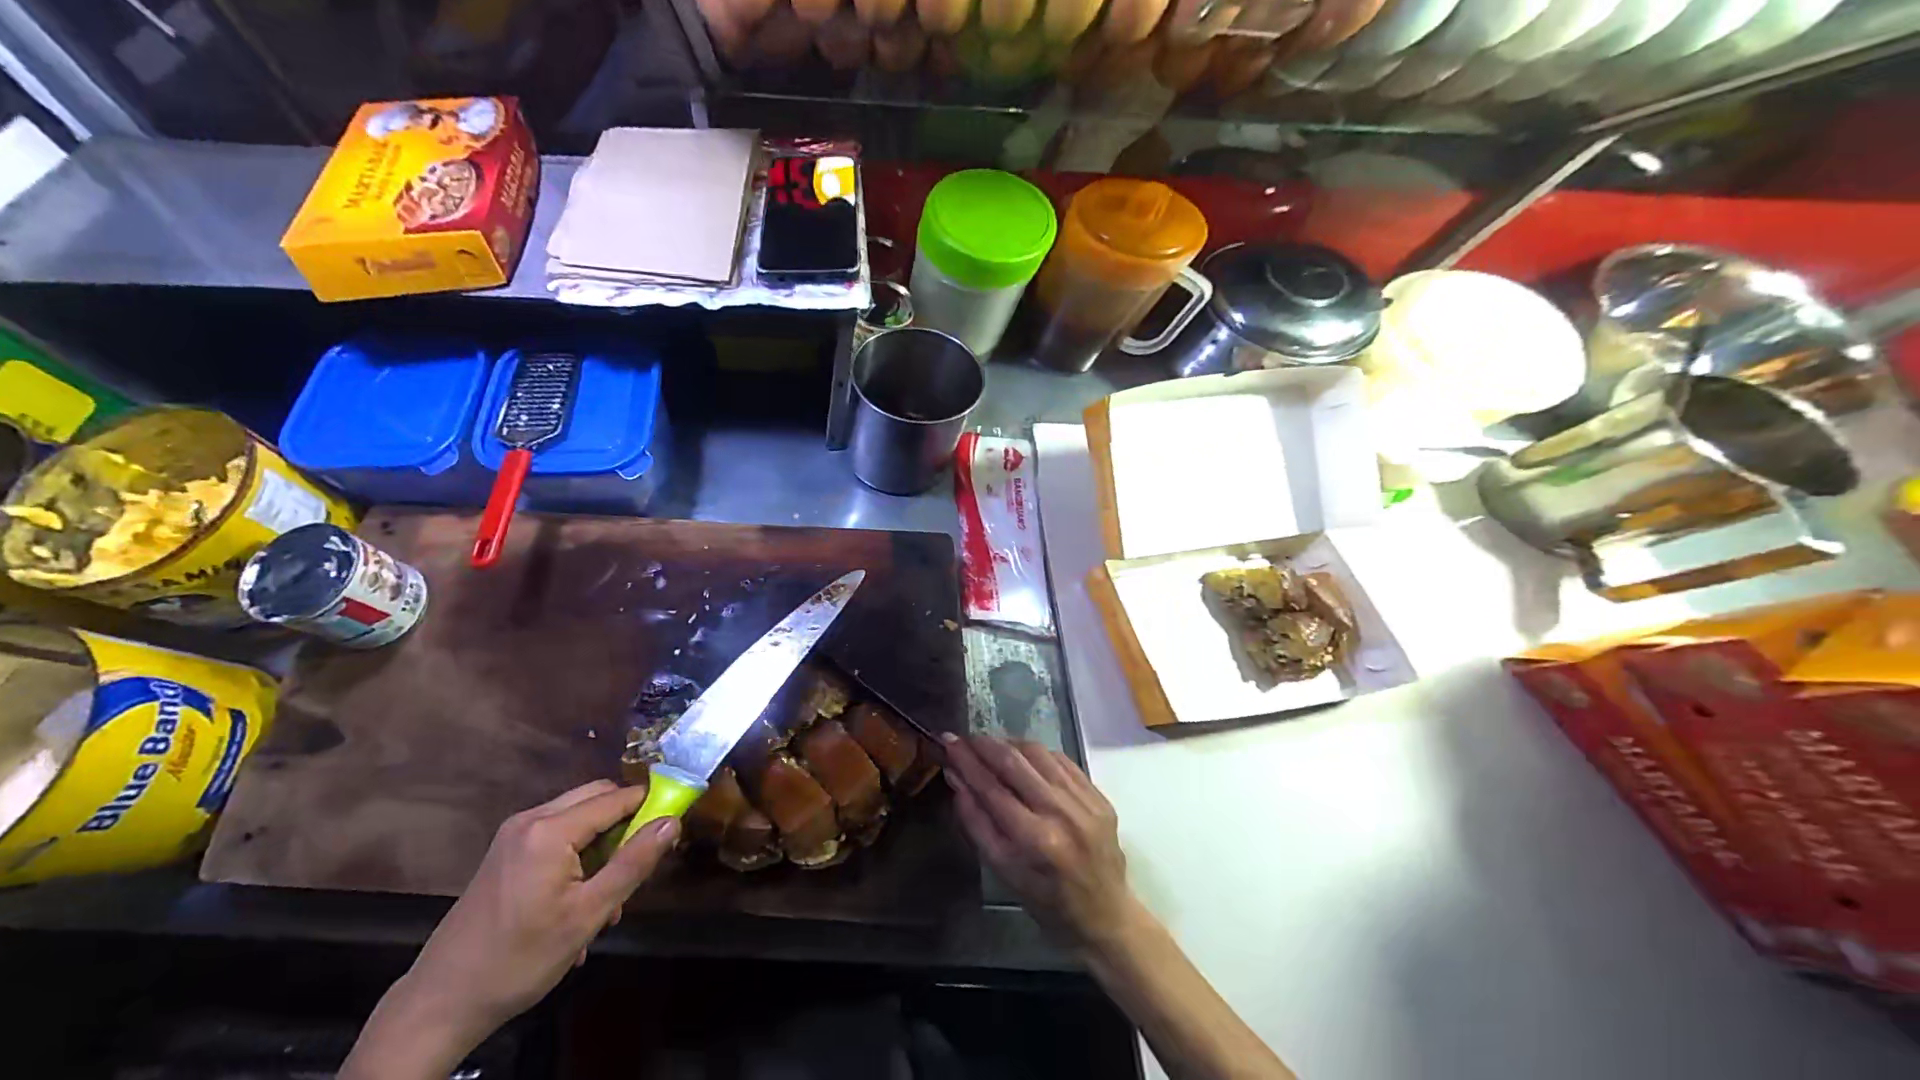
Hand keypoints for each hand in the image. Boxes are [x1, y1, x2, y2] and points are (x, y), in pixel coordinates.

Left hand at [342, 781, 676, 1078]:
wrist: (440, 1003)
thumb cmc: (520, 958)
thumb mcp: (588, 914)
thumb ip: (634, 862)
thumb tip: (672, 821)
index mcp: (550, 830)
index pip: (617, 798)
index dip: (650, 807)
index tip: (672, 829)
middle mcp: (530, 820)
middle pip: (597, 799)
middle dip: (624, 826)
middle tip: (635, 867)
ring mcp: (513, 836)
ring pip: (578, 819)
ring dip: (602, 845)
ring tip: (606, 899)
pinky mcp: (505, 854)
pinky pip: (556, 836)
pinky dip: (578, 855)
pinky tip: (577, 901)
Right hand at [940, 734, 1141, 953]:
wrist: (1105, 914)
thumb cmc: (1046, 901)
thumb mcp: (1003, 870)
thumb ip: (976, 823)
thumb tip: (956, 778)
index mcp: (1035, 840)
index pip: (991, 788)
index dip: (967, 762)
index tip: (948, 743)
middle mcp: (1061, 812)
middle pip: (1014, 762)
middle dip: (984, 745)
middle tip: (964, 737)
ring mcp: (1084, 801)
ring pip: (1038, 753)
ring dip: (1009, 744)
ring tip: (990, 746)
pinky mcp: (1098, 795)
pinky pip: (1061, 760)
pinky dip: (1036, 753)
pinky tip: (1022, 756)